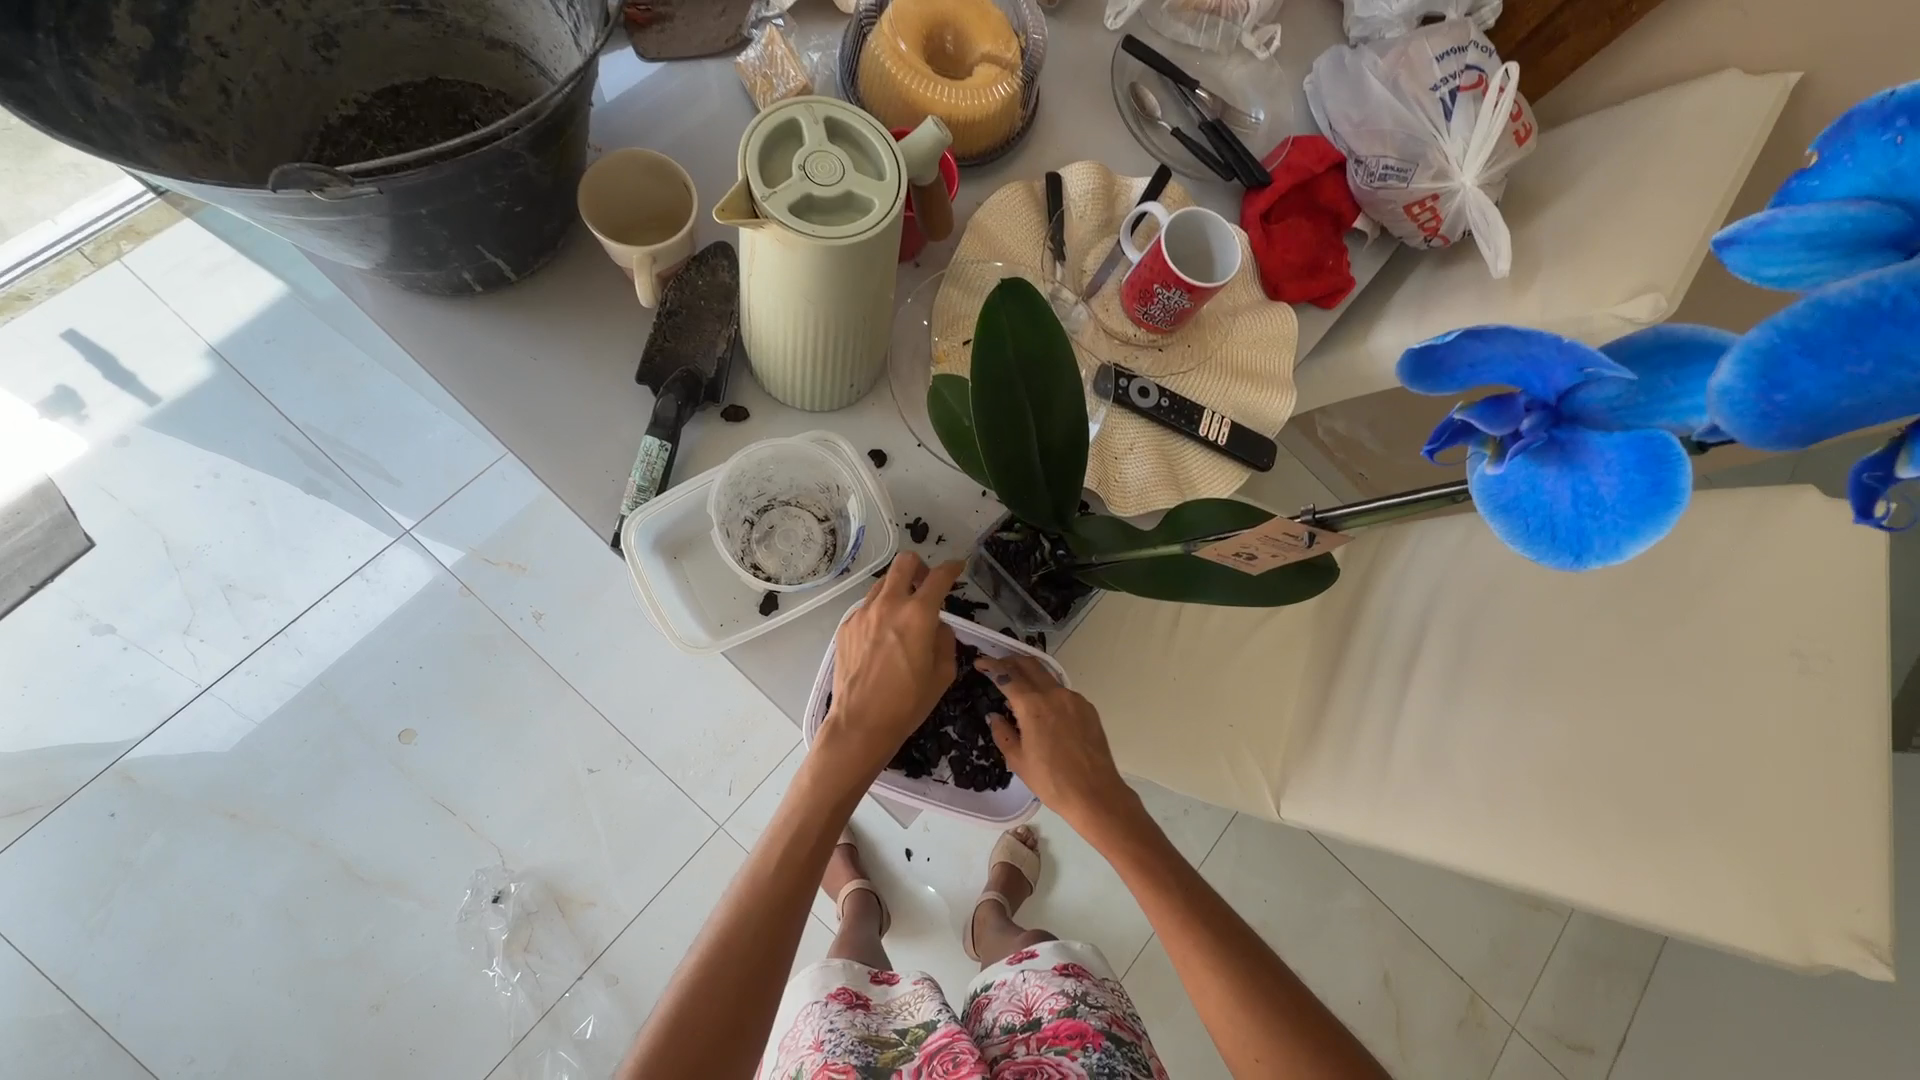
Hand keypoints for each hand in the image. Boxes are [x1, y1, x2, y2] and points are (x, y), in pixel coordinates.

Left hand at [817, 554, 964, 776]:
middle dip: (920, 566)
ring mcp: (862, 613)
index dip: (953, 568)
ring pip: (883, 583)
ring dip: (898, 589)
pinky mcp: (846, 627)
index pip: (939, 577)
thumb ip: (945, 639)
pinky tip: (882, 638)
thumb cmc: (908, 703)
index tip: (958, 568)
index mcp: (918, 614)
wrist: (860, 723)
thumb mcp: (943, 674)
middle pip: (904, 563)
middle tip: (926, 584)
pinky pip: (866, 607)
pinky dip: (879, 612)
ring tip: (903, 614)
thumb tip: (937, 626)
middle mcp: (889, 604)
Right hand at [975, 654, 1134, 826]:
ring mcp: (1074, 699)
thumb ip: (1003, 733)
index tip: (980, 663)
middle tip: (997, 666)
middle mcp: (1054, 694)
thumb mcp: (1018, 760)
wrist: (1095, 793)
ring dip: (1030, 674)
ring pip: (1047, 677)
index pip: (1007, 675)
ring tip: (1018, 685)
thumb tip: (995, 716)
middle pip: (1029, 665)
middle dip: (1010, 661)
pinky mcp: (1087, 708)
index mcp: (1033, 706)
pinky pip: (1063, 692)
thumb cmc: (1051, 781)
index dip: (991, 665)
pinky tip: (1044, 708)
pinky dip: (1048, 692)